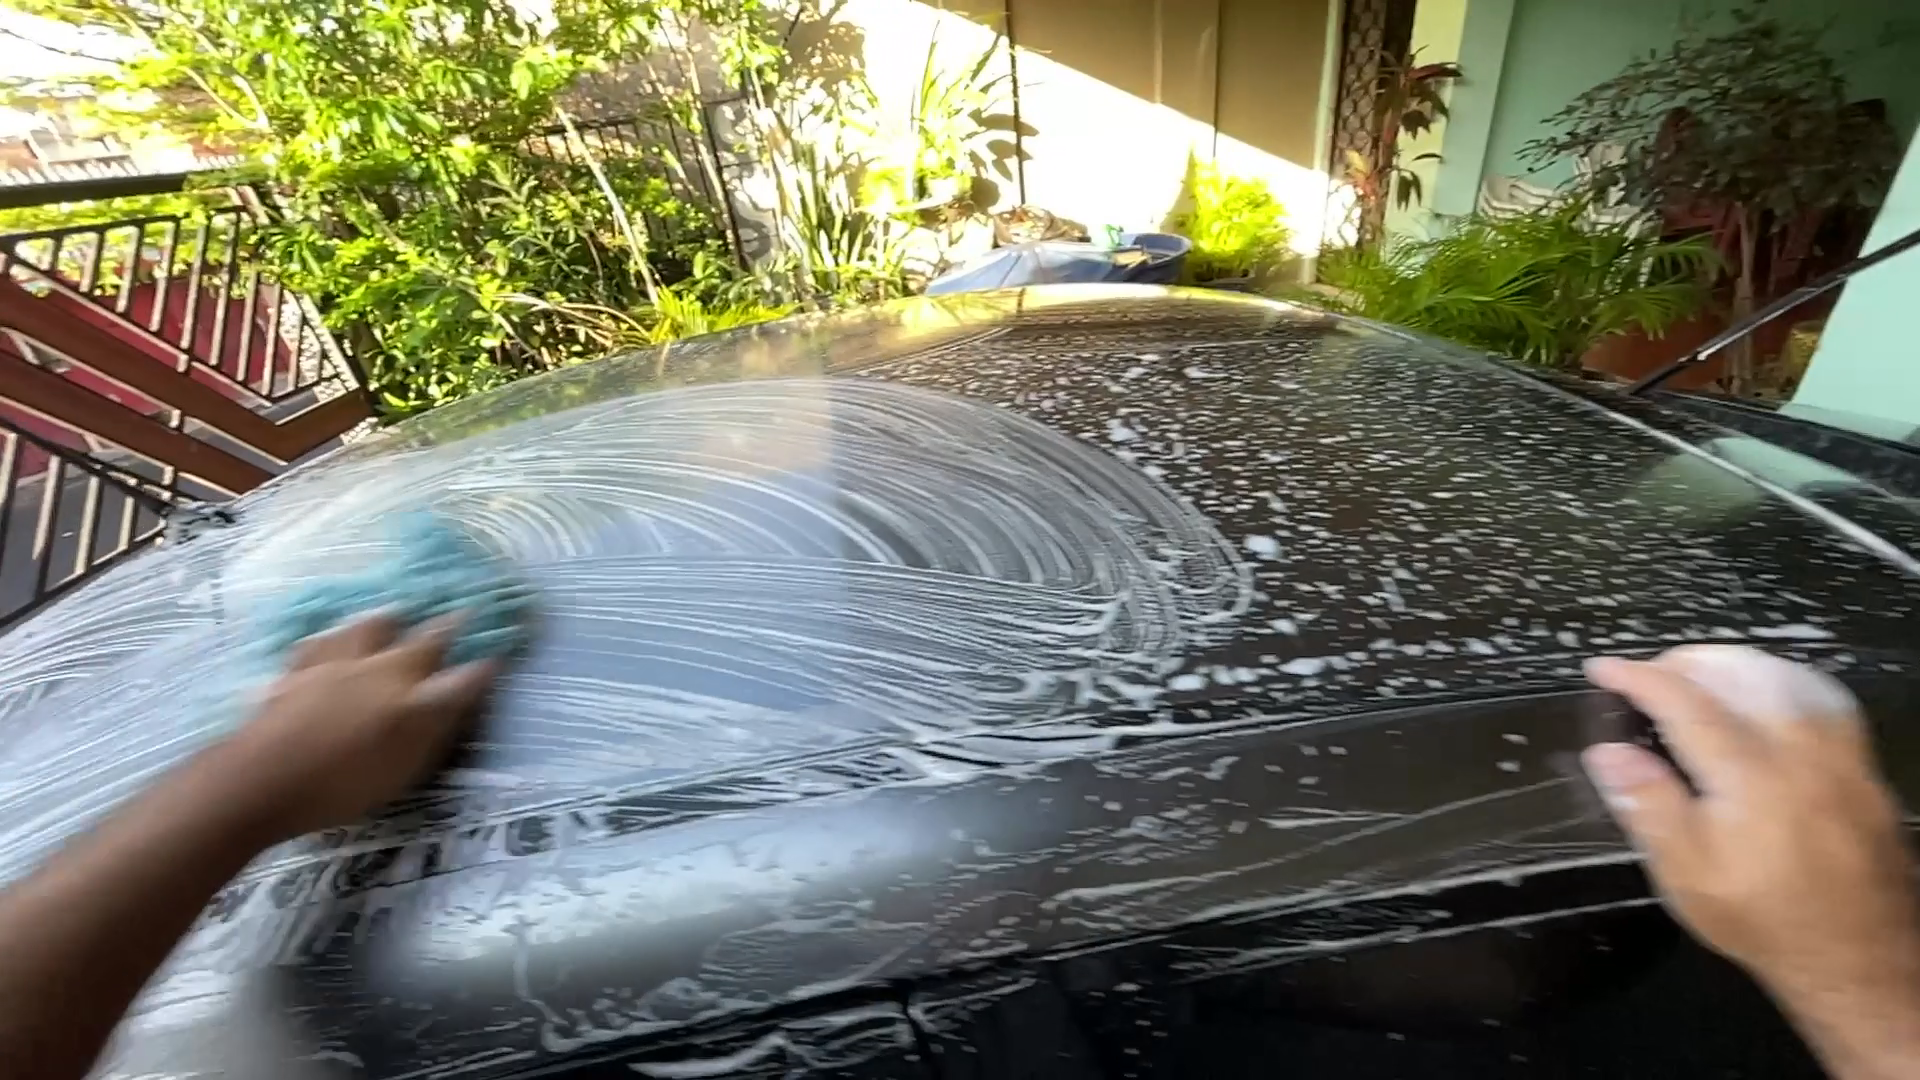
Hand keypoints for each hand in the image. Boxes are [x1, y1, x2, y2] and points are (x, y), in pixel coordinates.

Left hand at [204, 612, 501, 842]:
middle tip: (455, 610)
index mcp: (407, 682)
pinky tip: (323, 640)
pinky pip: (311, 650)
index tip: (500, 636)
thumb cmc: (345, 777)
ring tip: (391, 612)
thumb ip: (447, 707)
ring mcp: (326, 672)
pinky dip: (325, 641)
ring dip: (380, 621)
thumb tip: (484, 667)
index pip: (455, 659)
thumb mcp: (412, 751)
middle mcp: (371, 667)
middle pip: (410, 636)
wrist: (250, 787)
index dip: (480, 649)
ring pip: (358, 633)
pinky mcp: (285, 684)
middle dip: (439, 624)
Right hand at [1582, 645, 1919, 1003]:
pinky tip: (1755, 700)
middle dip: (1685, 662)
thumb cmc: (1757, 917)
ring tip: (1692, 677)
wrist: (1862, 969)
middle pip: (1747, 676)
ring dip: (1734, 666)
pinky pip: (1827, 706)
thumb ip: (1646, 803)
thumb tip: (1606, 750)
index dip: (1636, 677)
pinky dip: (1780, 684)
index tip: (1599, 669)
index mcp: (1752, 779)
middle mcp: (1805, 760)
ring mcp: (1846, 768)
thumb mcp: (1683, 870)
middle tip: (1643, 675)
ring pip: (1795, 682)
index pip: (1686, 702)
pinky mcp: (1866, 780)